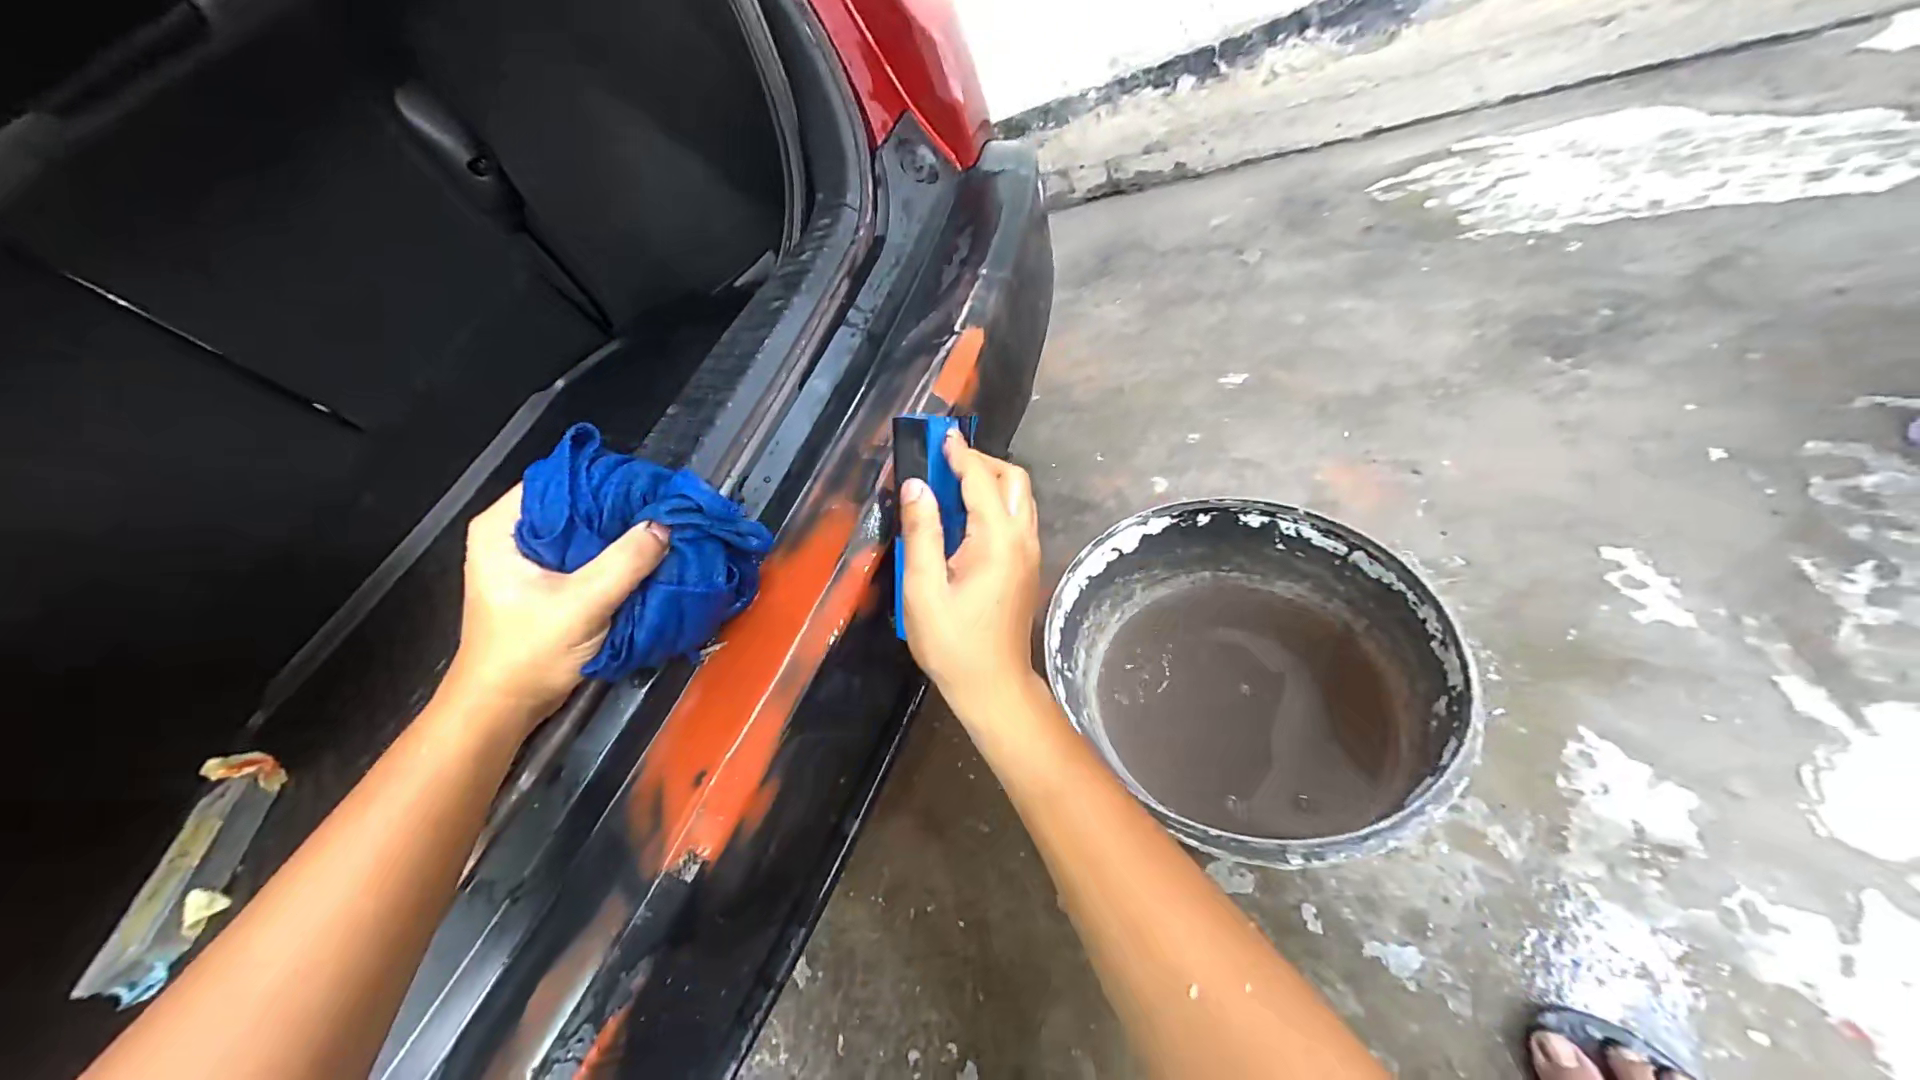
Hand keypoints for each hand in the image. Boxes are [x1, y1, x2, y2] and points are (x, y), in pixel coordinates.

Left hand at [444, 484, 669, 729]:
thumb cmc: (526, 654)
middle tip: (664, 510)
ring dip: (623, 534)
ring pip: (587, 530)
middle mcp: (516, 534)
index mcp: (503, 527)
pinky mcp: (552, 581)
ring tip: (663, 529)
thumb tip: (666, 525)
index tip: (648, 489)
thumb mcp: (581, 605)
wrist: (503, 708)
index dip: (606, 480)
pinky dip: (619, 556)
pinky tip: (648, 557)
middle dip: (621, 508)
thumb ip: (625, 562)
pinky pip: (592, 554)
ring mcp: (533, 559)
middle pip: (578, 503)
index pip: (561, 480)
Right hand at [899, 431, 1044, 723]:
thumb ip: (922, 532)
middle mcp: (1022, 539)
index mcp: (997, 541)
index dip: (959, 454)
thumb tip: (916, 486)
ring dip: (991, 481)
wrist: (993, 684)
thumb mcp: (923, 589)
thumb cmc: (953, 643)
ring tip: (952, 485)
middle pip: (1013, 480)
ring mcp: (1030, 553)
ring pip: (1020, 498)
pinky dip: (996, 503)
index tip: (940, 436)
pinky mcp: (1028, 566)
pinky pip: (1017, 518)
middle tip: (944, 464)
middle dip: (981, 462)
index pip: (981, 480)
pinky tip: (967, 517)